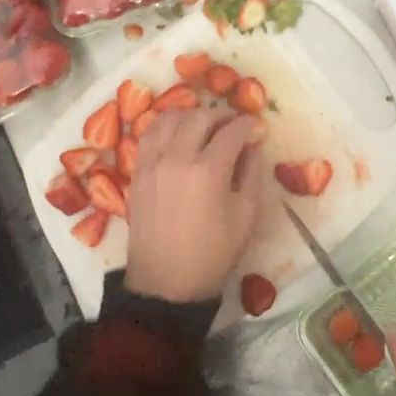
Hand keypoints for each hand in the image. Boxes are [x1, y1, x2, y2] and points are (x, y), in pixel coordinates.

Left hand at [124, 107, 264, 301]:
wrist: (166, 281)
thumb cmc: (213, 253)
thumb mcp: (246, 215)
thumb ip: (251, 173)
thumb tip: (252, 145)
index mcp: (209, 170)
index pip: (232, 131)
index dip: (249, 125)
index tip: (257, 127)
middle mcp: (177, 157)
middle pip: (200, 116)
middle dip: (222, 114)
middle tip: (234, 124)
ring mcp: (152, 162)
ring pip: (169, 118)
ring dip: (191, 115)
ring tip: (205, 124)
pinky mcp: (137, 171)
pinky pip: (149, 135)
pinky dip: (166, 126)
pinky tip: (178, 135)